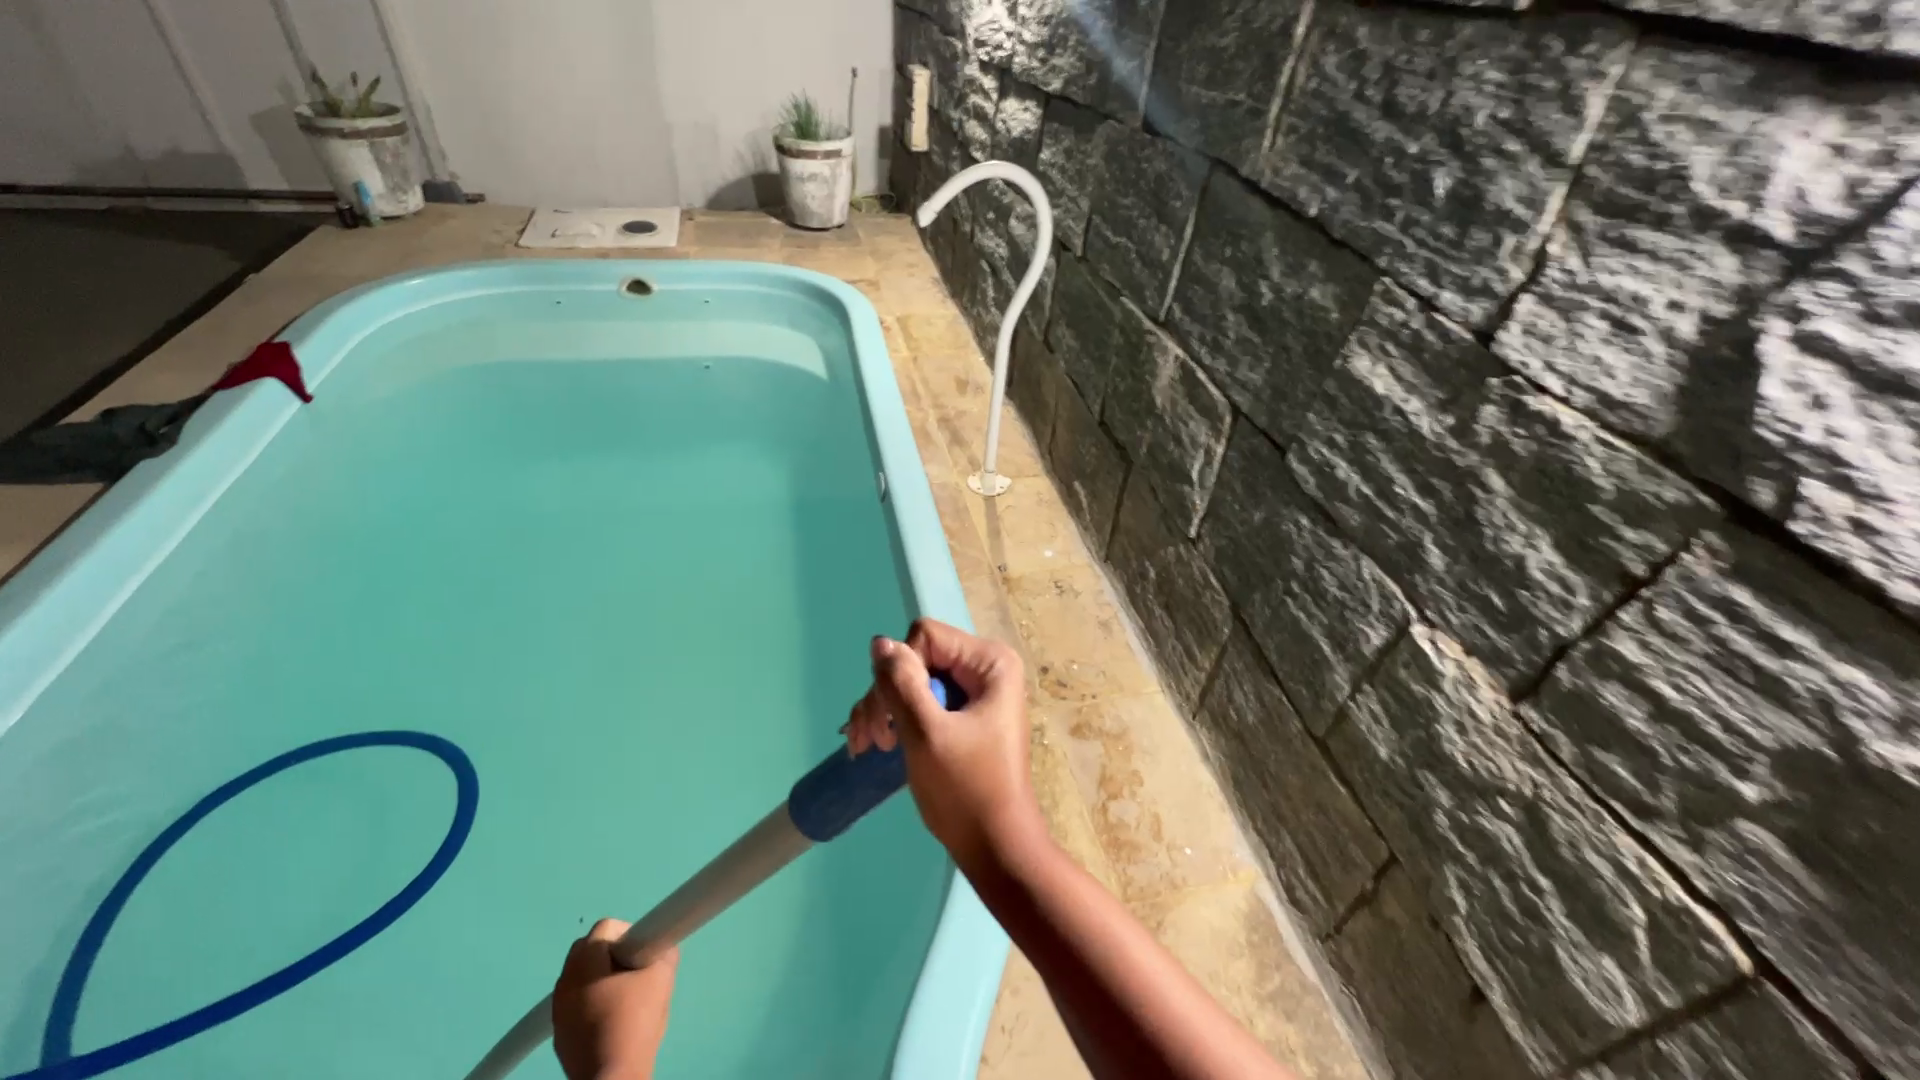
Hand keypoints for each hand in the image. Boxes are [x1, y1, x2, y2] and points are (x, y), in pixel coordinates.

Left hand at [552, 919, 678, 1079]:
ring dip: (600, 978)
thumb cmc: (635, 1023)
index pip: (606, 927)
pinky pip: (574, 1004)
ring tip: (625, 999)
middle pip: (587, 949)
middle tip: (635, 971)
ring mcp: (557, 1009)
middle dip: (612, 953)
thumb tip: (663, 949)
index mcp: (586, 962)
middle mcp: (565, 980)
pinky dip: (591, 1003)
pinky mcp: (557, 1033)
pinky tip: (611, 1022)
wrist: (612, 1077)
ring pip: (580, 977)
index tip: (643, 954)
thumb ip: (664, 954)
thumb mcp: (661, 979)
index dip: (629, 934)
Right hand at [845, 619, 1048, 872]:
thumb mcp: (927, 732)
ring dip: (882, 711)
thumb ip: (901, 682)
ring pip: (911, 681)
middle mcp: (985, 670)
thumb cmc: (966, 790)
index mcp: (991, 663)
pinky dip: (895, 721)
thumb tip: (880, 643)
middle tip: (870, 740)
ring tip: (867, 747)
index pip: (925, 638)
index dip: (899, 671)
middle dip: (885, 696)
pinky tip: (876, 747)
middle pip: (916, 659)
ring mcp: (974, 694)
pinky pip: (919, 703)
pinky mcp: (961, 717)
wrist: (994, 846)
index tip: (887, 717)